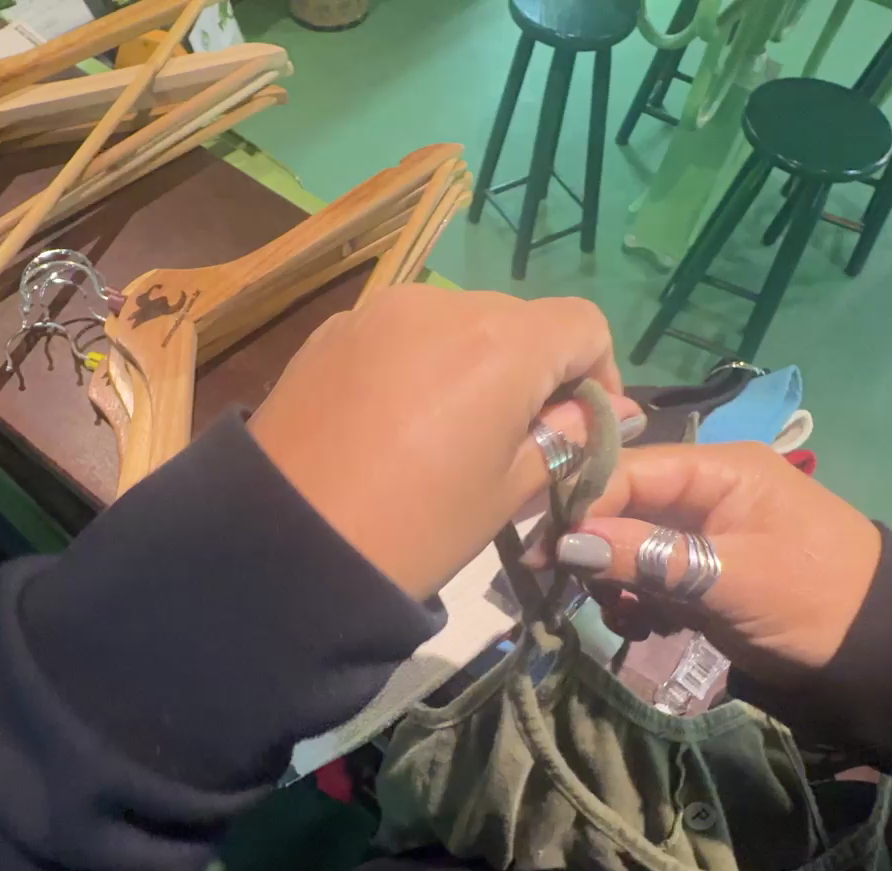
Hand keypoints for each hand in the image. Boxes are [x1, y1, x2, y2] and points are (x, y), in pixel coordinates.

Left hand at [248, 285, 639, 601]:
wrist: (283, 546)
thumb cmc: (415, 528)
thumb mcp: (507, 492)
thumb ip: (569, 439)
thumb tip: (608, 412)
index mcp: (502, 342)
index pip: (583, 326)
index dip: (599, 374)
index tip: (585, 428)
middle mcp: (444, 304)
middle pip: (519, 322)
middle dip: (536, 373)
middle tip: (518, 441)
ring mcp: (380, 311)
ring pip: (459, 324)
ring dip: (477, 366)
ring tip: (451, 434)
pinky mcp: (334, 331)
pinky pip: (404, 335)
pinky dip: (422, 366)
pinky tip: (398, 423)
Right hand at [547, 441, 881, 674]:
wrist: (880, 653)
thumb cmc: (815, 598)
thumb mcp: (732, 576)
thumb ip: (651, 557)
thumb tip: (567, 544)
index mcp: (717, 470)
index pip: (628, 470)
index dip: (581, 505)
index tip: (543, 549)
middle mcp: (701, 492)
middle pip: (620, 507)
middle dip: (594, 549)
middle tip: (573, 590)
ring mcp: (697, 533)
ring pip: (626, 545)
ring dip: (614, 581)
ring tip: (625, 615)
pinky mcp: (696, 570)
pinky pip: (645, 576)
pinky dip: (635, 600)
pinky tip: (642, 625)